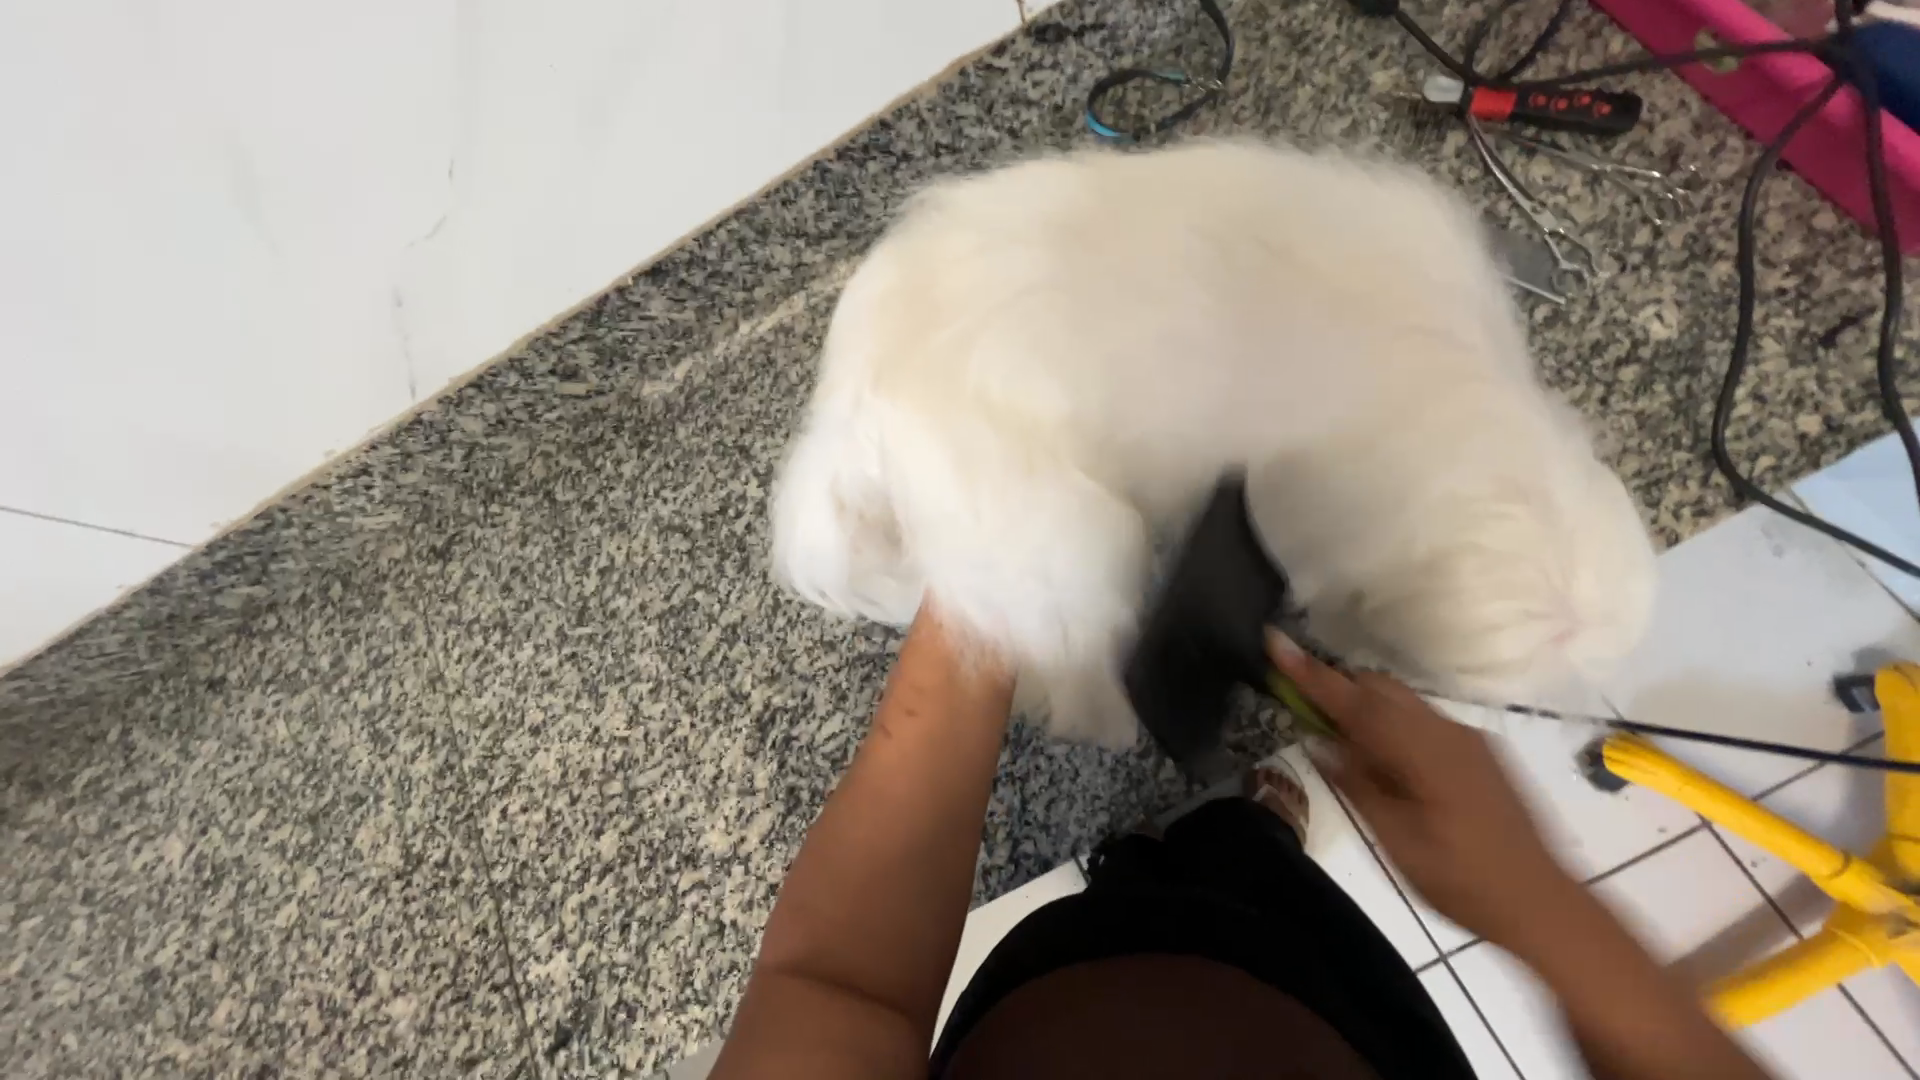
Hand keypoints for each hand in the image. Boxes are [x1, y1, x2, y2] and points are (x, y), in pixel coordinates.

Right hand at [1268, 630, 1580, 950]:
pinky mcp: (1481, 753)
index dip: (1309, 672)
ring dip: (1366, 709)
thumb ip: (1356, 783)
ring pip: (1401, 702)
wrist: (1547, 908)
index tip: (1274, 641)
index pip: (1352, 700)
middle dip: (1338, 689)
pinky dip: (1393, 726)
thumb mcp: (1394, 838)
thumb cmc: (1460, 879)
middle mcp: (1445, 731)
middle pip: (1378, 687)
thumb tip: (1319, 743)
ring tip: (1349, 752)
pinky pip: (1422, 720)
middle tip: (1308, 719)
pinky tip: (1391, 767)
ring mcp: (1467, 739)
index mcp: (1419, 750)